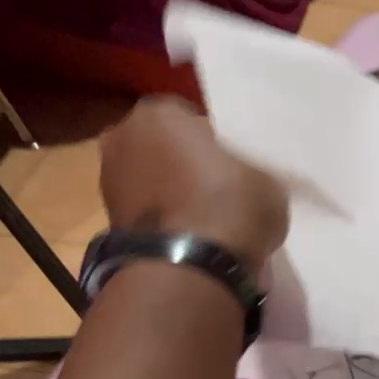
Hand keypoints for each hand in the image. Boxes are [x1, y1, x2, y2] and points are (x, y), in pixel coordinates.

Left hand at [100, 97, 288, 269]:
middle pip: (166, 146)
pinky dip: (164, 217)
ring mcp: (109, 174)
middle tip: (219, 193)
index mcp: (162, 113)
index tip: (236, 170)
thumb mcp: (268, 184)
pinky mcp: (109, 213)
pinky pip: (146, 207)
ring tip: (204, 221)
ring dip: (172, 192)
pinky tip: (189, 237)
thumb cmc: (231, 209)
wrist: (192, 266)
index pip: (196, 121)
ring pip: (152, 177)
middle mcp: (124, 132)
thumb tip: (245, 179)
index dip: (219, 146)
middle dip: (186, 164)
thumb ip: (250, 170)